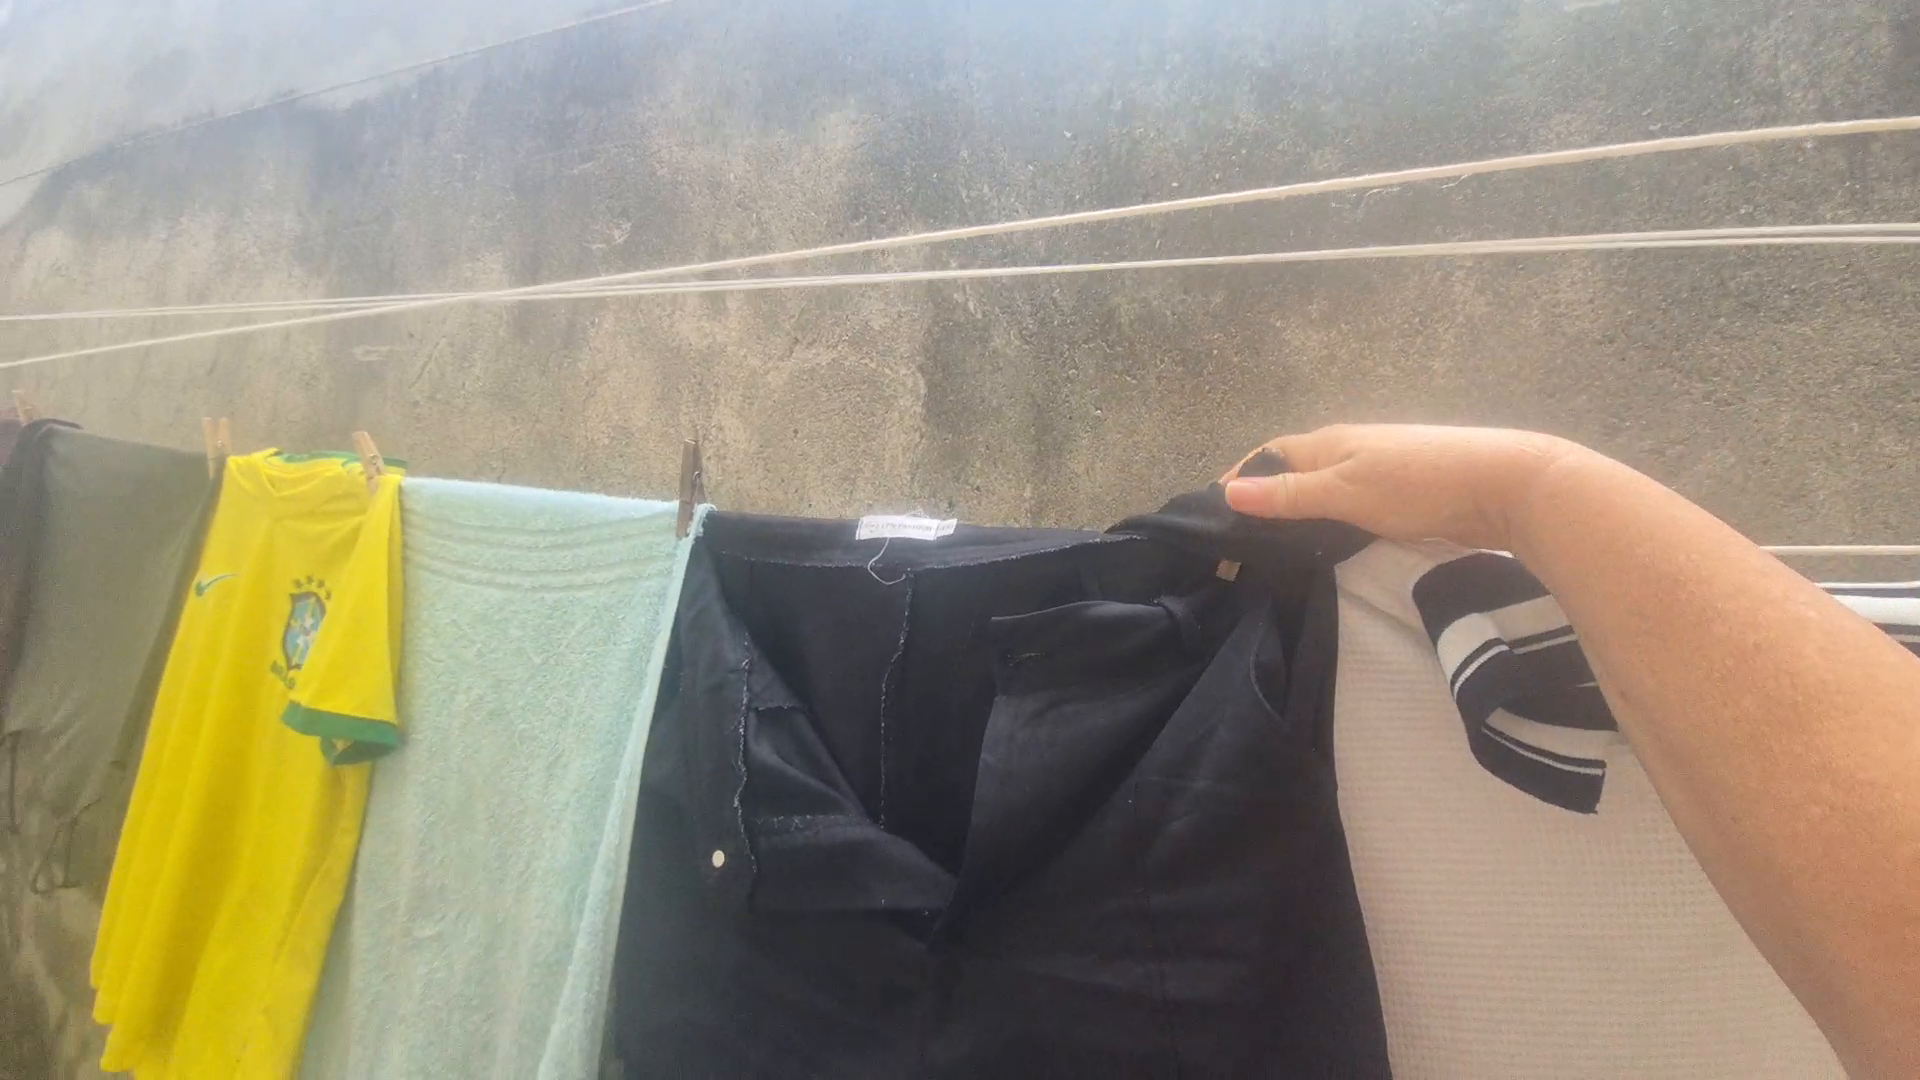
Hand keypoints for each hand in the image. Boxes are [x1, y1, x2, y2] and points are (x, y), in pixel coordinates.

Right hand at [1222, 424, 1583, 550]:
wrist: (1508, 486)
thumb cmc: (1417, 484)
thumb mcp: (1343, 492)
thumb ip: (1287, 495)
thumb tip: (1228, 492)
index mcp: (1326, 443)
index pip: (1266, 456)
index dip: (1239, 479)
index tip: (1214, 514)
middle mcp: (1345, 450)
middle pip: (1290, 472)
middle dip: (1262, 498)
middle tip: (1238, 539)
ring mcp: (1373, 470)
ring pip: (1318, 489)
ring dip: (1293, 512)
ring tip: (1272, 546)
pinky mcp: (1396, 493)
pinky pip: (1343, 504)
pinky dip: (1323, 521)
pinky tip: (1323, 542)